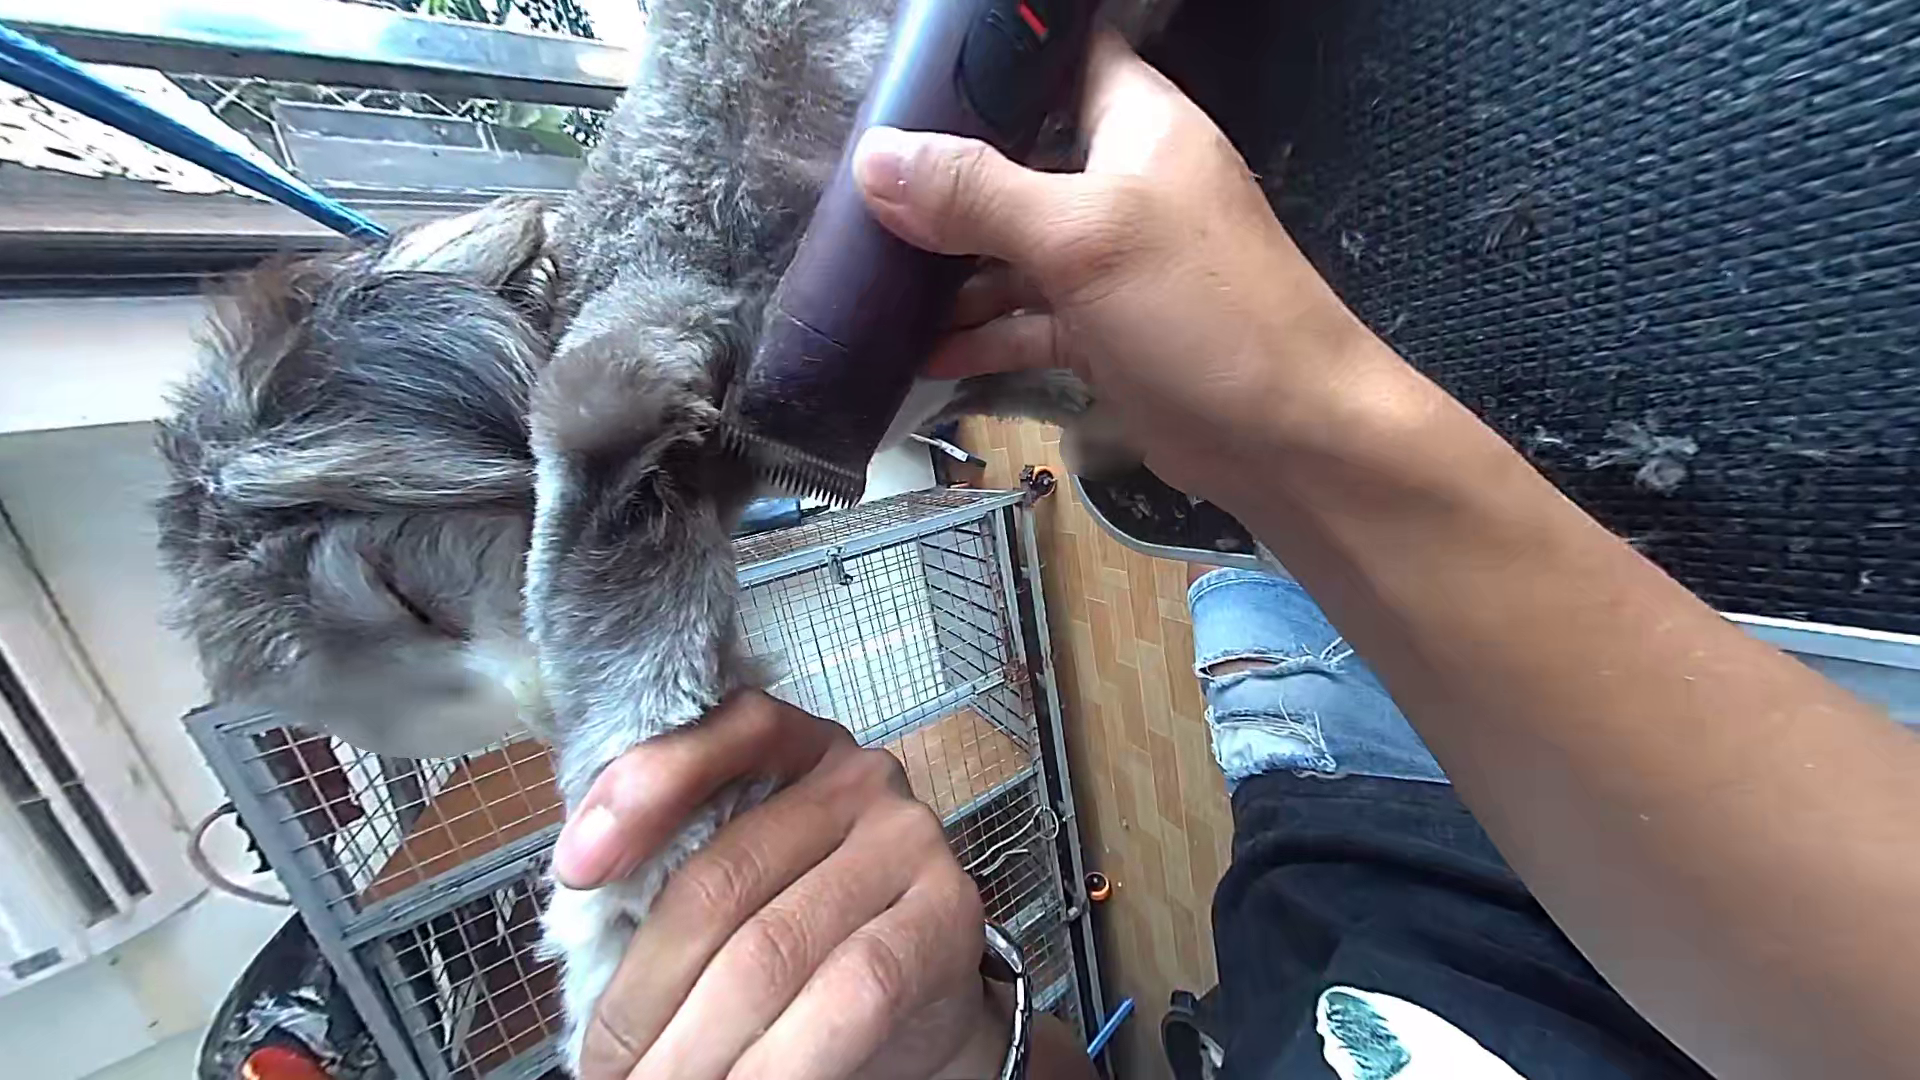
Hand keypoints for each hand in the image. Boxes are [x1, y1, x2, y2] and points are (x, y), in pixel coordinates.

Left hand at [552, 691, 1001, 1079]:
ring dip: (691, 1053)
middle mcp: (861, 776)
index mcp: (804, 748)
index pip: (735, 729)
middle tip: (603, 1071)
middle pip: (727, 873)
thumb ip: (684, 865)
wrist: (920, 975)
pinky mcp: (948, 910)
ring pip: (773, 949)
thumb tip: (582, 897)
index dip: (651, 784)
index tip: (575, 872)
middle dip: (642, 994)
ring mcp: (909, 836)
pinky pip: (849, 996)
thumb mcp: (745, 874)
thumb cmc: (809, 917)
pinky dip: (777, 1068)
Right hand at [855, 32, 1400, 502]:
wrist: (1276, 434)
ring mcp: (1105, 269)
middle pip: (1016, 170)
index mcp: (1132, 128)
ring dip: (954, 278)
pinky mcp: (1098, 335)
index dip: (988, 69)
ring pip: (1014, 258)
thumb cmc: (1198, 313)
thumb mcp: (1084, 239)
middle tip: (870, 205)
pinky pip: (1026, 325)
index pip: (1057, 61)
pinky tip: (931, 357)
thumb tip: (878, 163)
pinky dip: (983, 339)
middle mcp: (1116, 190)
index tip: (909, 93)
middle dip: (947, 188)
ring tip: (884, 294)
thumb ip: (981, 197)